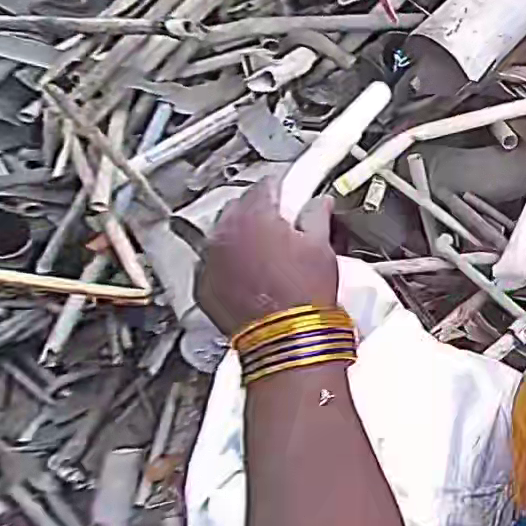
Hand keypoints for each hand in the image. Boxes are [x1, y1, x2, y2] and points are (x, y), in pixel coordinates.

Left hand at [196, 177, 337, 335]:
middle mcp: (223, 233)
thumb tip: (319, 204)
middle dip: (259, 214)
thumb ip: (316, 215)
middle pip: (239, 208)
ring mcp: (209, 261)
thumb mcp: (321, 246)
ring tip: (267, 257)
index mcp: (253, 215)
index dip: (283, 190)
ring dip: (242, 240)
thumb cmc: (304, 294)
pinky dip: (229, 267)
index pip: (265, 186)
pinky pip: (215, 265)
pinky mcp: (204, 287)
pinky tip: (251, 278)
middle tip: (283, 230)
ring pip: (224, 237)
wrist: (288, 339)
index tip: (292, 199)